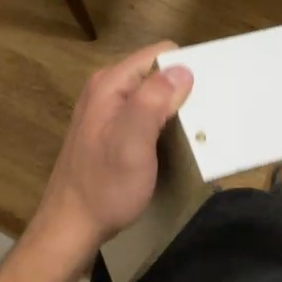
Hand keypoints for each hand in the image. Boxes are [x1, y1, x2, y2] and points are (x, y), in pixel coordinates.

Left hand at [31, 41, 193, 260]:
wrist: (72, 226)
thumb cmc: (105, 187)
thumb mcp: (133, 143)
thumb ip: (153, 101)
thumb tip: (183, 69)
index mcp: (110, 85)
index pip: (160, 54)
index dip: (187, 69)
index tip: (208, 95)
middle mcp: (106, 91)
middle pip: (157, 75)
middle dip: (183, 92)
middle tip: (205, 120)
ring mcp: (106, 113)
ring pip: (153, 98)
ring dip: (175, 113)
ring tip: (195, 135)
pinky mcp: (110, 135)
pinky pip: (145, 118)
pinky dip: (162, 128)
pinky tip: (173, 148)